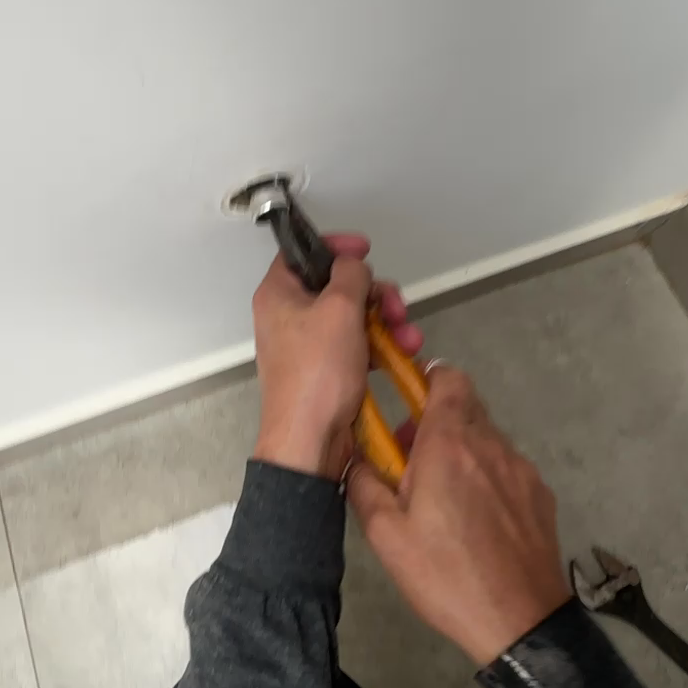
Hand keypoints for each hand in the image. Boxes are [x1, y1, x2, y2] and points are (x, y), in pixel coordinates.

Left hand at [251, 233, 422, 477]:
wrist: (310, 441)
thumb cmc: (319, 371)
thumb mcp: (339, 310)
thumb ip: (350, 274)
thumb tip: (352, 266)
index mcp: (278, 293)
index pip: (302, 252)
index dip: (335, 245)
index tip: (365, 250)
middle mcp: (288, 314)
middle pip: (335, 285)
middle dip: (373, 293)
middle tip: (395, 306)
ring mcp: (307, 343)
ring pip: (351, 315)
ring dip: (384, 320)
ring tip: (408, 336)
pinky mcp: (325, 368)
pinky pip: (355, 343)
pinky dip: (378, 344)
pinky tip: (402, 353)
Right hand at [346, 368, 571, 665]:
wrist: (520, 624)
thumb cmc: (445, 573)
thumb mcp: (385, 535)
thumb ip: (363, 484)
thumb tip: (357, 457)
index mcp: (448, 443)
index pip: (448, 376)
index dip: (428, 379)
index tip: (409, 400)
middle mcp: (490, 443)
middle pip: (467, 405)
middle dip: (438, 419)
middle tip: (414, 458)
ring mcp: (521, 469)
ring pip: (487, 437)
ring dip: (463, 449)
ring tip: (444, 496)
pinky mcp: (540, 494)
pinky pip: (507, 467)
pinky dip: (488, 475)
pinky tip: (478, 519)